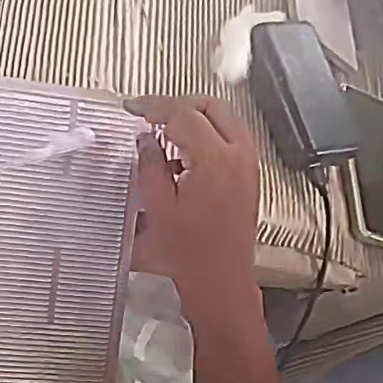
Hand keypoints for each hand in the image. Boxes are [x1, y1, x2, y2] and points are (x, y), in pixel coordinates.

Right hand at [125, 96, 263, 323]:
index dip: (154, 107)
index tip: (133, 107)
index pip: (183, 115)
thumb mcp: (157, 207)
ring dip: (193, 120)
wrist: (219, 276)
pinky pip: (229, 138)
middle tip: (149, 117)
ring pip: (222, 120)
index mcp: (214, 159)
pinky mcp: (249, 174)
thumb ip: (150, 166)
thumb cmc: (188, 250)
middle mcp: (238, 153)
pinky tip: (183, 158)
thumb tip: (145, 140)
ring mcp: (248, 162)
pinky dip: (206, 136)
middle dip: (177, 107)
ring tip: (163, 138)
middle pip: (209, 107)